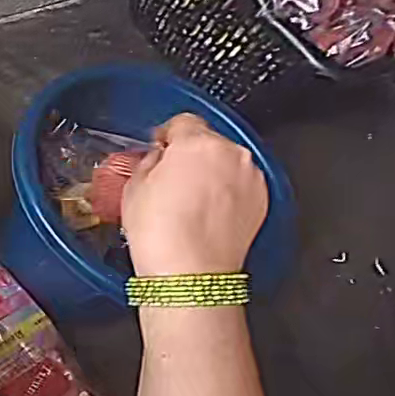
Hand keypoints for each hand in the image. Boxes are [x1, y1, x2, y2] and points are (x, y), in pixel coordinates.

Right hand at [120, 113, 267, 276]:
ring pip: (226, 164)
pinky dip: (224, 195)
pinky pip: (239, 187)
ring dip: (208, 175)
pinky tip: (202, 216)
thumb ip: (148, 163)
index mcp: (197, 144)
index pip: (183, 122)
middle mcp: (231, 154)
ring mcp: (250, 178)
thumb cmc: (160, 234)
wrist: (189, 273)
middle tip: (168, 183)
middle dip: (189, 158)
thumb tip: (157, 160)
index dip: (166, 136)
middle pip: (207, 142)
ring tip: (185, 204)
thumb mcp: (133, 190)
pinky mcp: (261, 201)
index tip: (159, 148)